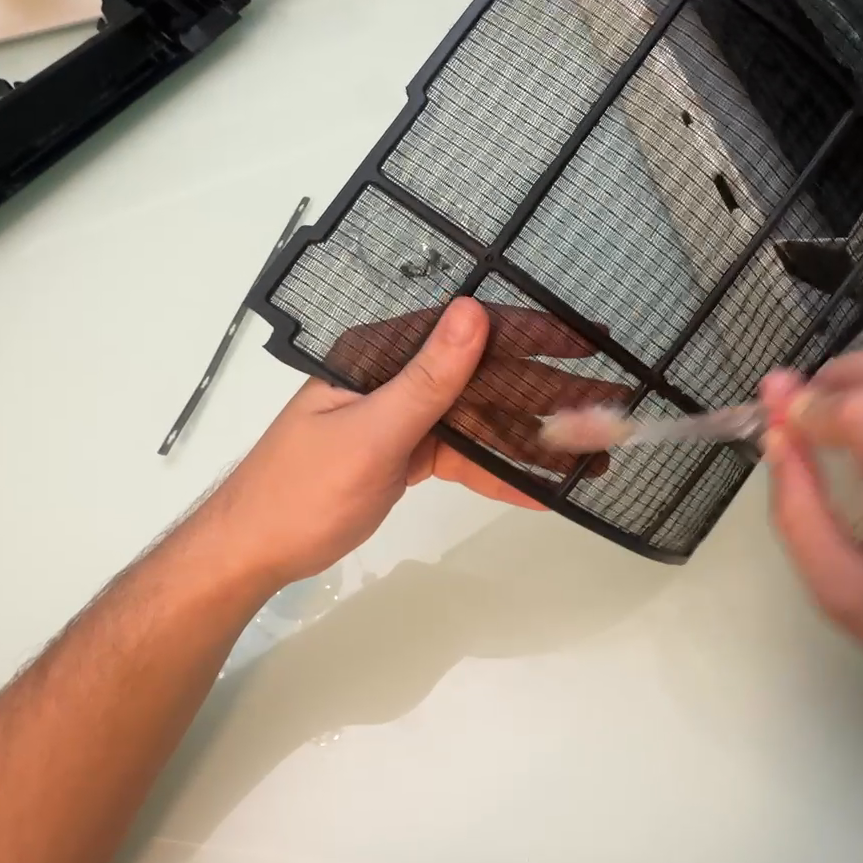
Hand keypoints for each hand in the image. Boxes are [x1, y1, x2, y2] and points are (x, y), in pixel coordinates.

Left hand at [197, 298, 627, 590]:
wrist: (253, 551)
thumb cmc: (300, 490)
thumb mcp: (370, 434)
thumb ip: (427, 378)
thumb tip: (473, 311)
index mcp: (381, 356)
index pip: (468, 332)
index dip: (532, 333)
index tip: (587, 340)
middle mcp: (399, 377)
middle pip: (485, 379)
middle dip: (547, 395)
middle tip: (609, 406)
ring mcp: (406, 416)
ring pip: (481, 419)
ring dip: (533, 439)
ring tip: (591, 454)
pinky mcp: (410, 452)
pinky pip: (465, 455)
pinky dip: (500, 472)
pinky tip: (543, 488)